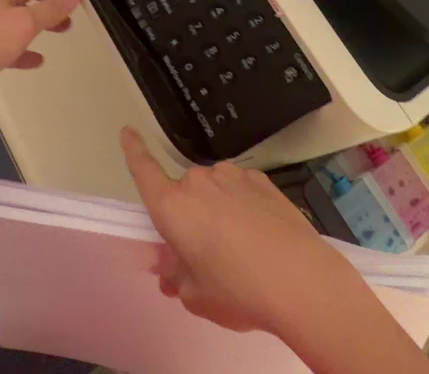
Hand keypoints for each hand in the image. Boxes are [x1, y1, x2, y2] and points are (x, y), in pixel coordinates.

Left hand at [0, 0, 78, 122]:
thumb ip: (51, 8)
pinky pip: (9, 43)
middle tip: (75, 18)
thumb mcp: (24, 23)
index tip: (85, 4)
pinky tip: (36, 60)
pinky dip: (24, 48)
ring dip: (41, 24)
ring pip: (21, 20)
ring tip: (63, 32)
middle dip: (54, 6)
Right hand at [120, 127, 370, 337]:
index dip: (133, 150)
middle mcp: (198, 182)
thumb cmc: (238, 290)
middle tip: (205, 254)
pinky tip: (261, 234)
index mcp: (173, 207)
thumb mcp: (195, 297)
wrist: (300, 280)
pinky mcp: (262, 179)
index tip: (128, 131)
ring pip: (214, 191)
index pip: (144, 170)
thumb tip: (174, 271)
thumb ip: (177, 278)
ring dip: (218, 210)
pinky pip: (240, 190)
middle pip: (184, 194)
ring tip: (241, 248)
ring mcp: (233, 176)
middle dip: (189, 217)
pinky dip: (243, 207)